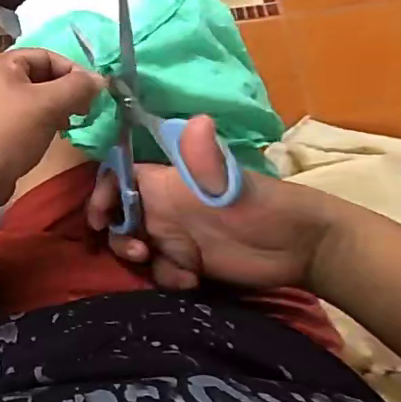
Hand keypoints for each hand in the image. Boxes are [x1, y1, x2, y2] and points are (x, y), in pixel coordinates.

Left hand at [0, 50, 104, 211]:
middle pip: (40, 76)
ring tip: (73, 124)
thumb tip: (101, 79)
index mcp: (1, 64)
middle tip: (86, 110)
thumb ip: (77, 87)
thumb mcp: (48, 104)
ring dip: (57, 108)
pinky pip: (24, 119)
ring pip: (34, 99)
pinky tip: (53, 137)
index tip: (94, 92)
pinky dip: (43, 123)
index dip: (73, 70)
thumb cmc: (9, 133)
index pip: (46, 55)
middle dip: (67, 91)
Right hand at [87, 115, 335, 290]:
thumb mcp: (235, 186)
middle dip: (119, 236)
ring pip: (137, 248)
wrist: (301, 249)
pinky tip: (194, 280)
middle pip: (121, 217)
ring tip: (176, 272)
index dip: (103, 192)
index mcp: (168, 182)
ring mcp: (176, 237)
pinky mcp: (188, 264)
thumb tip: (196, 120)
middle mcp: (166, 208)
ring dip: (144, 262)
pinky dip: (169, 279)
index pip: (121, 177)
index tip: (99, 216)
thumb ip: (208, 161)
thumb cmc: (268, 208)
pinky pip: (161, 272)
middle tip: (138, 252)